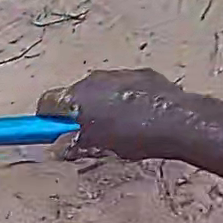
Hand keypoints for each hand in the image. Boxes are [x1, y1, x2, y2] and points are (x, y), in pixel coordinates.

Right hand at [36, 69, 203, 160]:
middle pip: (72, 95)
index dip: (45, 119)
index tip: (48, 130)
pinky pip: (122, 87)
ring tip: (116, 129)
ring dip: (100, 106)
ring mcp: (118, 74)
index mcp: (76, 97)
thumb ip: (72, 146)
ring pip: (98, 90)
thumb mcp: (96, 148)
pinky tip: (136, 118)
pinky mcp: (141, 74)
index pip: (46, 103)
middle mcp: (93, 80)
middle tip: (85, 134)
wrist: (177, 122)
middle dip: (75, 113)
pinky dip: (123, 100)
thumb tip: (58, 148)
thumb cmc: (133, 137)